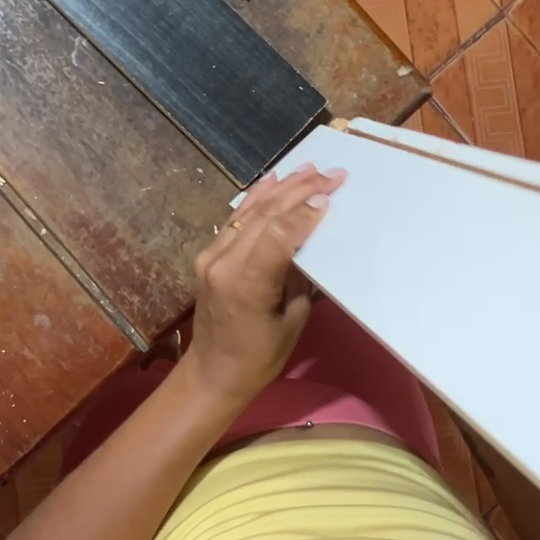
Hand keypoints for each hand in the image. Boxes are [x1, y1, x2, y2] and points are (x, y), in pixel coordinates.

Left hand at [184, 164, 345, 401]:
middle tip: (332, 174)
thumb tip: (313, 237)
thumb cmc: (261, 355)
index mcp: (247, 284)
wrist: (213, 371)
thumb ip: (300, 275)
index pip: (279, 234)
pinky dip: (255, 198)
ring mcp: (211, 256)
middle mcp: (224, 263)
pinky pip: (234, 220)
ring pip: (250, 212)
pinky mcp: (207, 254)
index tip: (330, 194)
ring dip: (281, 188)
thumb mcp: (293, 319)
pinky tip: (273, 180)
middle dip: (300, 191)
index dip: (305, 211)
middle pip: (265, 215)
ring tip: (309, 168)